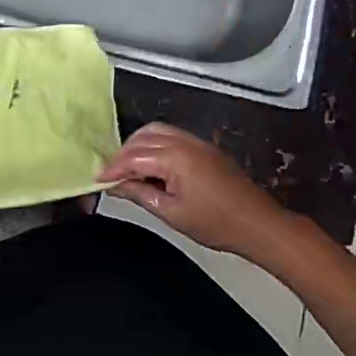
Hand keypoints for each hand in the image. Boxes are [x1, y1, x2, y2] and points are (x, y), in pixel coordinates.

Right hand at [98, 123, 316, 268]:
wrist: (258, 224)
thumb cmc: (215, 224)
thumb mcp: (171, 213)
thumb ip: (140, 194)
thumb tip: (116, 186)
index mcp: (175, 158)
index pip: (133, 156)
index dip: (113, 168)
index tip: (97, 180)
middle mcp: (185, 142)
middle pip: (143, 136)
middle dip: (123, 153)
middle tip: (111, 174)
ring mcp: (197, 142)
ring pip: (157, 131)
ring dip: (138, 145)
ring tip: (128, 168)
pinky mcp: (205, 147)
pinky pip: (172, 135)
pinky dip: (155, 144)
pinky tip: (151, 164)